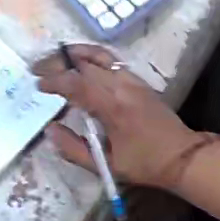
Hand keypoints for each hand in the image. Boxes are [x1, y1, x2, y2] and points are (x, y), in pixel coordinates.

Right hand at [33, 46, 209, 189]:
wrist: (181, 154)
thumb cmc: (143, 163)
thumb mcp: (106, 166)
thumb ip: (73, 149)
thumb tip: (51, 129)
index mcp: (113, 107)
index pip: (77, 84)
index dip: (54, 81)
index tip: (38, 85)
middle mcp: (122, 86)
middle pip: (85, 64)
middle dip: (58, 64)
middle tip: (38, 69)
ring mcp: (132, 79)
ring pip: (99, 56)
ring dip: (75, 54)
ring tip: (55, 58)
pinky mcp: (138, 79)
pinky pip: (111, 60)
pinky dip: (92, 57)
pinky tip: (81, 62)